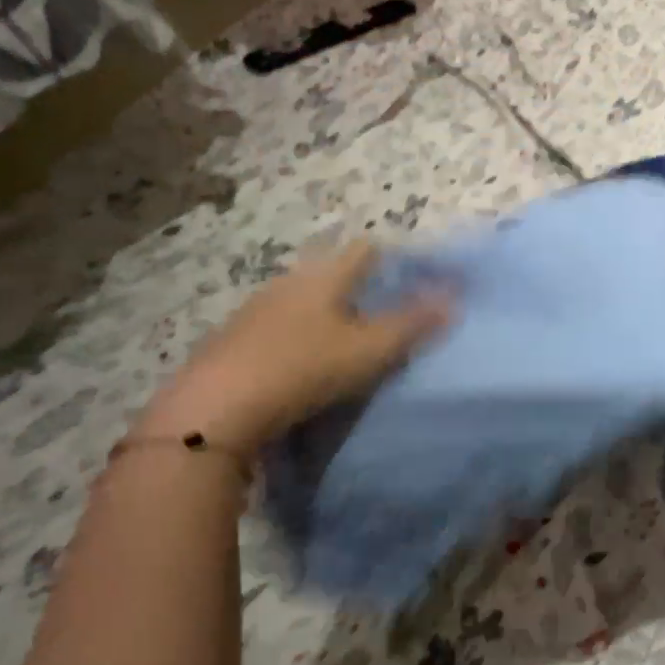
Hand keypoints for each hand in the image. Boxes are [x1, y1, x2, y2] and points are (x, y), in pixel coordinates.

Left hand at [130, 240, 451, 457]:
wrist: (210, 414)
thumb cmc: (303, 368)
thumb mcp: (372, 349)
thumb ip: (415, 323)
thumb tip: (454, 298)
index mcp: (322, 277)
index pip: (367, 250)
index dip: (400, 258)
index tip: (427, 277)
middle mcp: (287, 285)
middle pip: (336, 275)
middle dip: (370, 289)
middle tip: (400, 313)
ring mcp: (255, 314)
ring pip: (309, 303)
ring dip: (337, 316)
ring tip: (363, 342)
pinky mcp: (235, 344)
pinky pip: (285, 329)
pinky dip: (309, 338)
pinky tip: (318, 365)